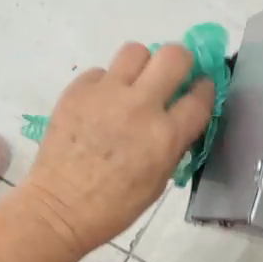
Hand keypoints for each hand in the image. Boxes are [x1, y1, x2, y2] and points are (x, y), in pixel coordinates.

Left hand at [17, 42, 216, 254]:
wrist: (59, 210)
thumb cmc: (112, 209)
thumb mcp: (156, 184)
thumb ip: (173, 147)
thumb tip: (179, 122)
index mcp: (164, 136)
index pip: (200, 96)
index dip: (203, 91)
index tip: (197, 92)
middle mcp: (139, 106)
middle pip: (174, 55)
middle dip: (179, 64)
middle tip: (169, 80)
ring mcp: (106, 94)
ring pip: (135, 51)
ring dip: (140, 66)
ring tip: (131, 87)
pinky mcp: (76, 91)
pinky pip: (99, 72)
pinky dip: (104, 85)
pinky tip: (98, 107)